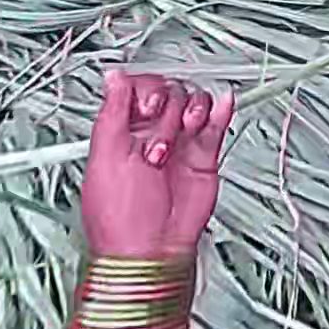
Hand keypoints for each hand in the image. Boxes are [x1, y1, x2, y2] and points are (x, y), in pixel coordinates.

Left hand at [82, 71, 234, 258]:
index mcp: (125, 131)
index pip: (141, 88)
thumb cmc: (120, 216)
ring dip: (193, 110)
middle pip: (170, 91)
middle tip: (161, 138)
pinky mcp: (203, 153)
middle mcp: (154, 132)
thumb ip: (112, 112)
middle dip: (168, 109)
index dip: (146, 92)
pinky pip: (217, 122)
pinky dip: (222, 109)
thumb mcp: (106, 157)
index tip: (146, 109)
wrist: (151, 251)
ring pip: (194, 102)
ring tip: (187, 132)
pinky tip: (222, 104)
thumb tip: (113, 77)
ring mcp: (180, 142)